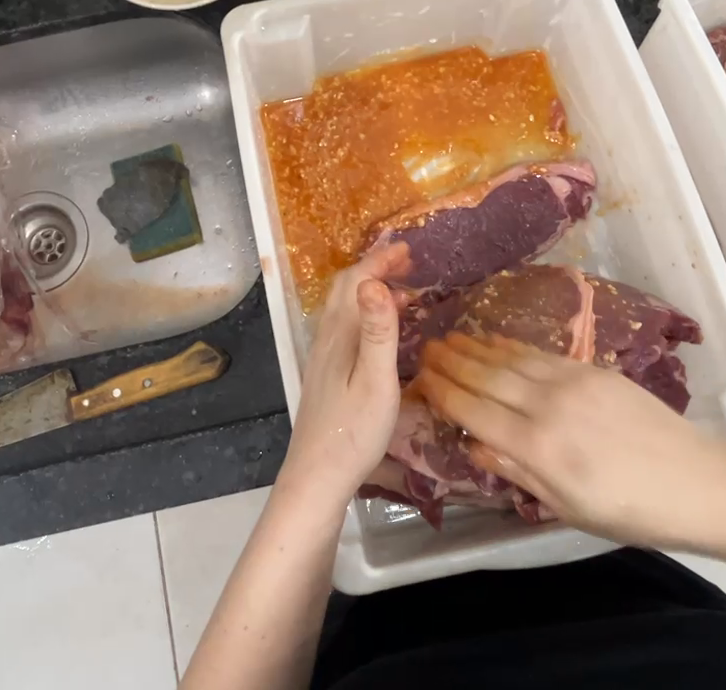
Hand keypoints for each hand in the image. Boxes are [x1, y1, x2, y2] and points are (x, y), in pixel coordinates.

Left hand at [277, 246, 406, 506]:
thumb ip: (377, 332)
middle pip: (345, 290)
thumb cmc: (354, 432)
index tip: (407, 248)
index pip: (357, 283)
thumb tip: (373, 281)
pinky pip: (344, 327)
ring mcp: (323, 356)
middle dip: (374, 268)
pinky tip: (380, 331)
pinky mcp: (325, 374)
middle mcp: (327, 339)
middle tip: (406, 260)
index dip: (380, 261)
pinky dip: (364, 313)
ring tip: (400, 288)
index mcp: (340, 336)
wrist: (317, 476)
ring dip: (368, 289)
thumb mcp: (375, 381)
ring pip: (343, 308)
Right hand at [415, 333, 725, 552]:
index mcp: (538, 449)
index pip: (474, 412)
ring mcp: (570, 383)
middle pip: (486, 378)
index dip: (444, 393)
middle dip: (451, 363)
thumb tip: (473, 446)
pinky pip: (538, 354)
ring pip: (509, 360)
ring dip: (474, 348)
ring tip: (448, 339)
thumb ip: (517, 473)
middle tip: (424, 349)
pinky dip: (509, 346)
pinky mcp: (591, 371)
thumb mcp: (567, 508)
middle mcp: (547, 408)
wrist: (699, 482)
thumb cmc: (630, 510)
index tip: (420, 379)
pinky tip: (492, 341)